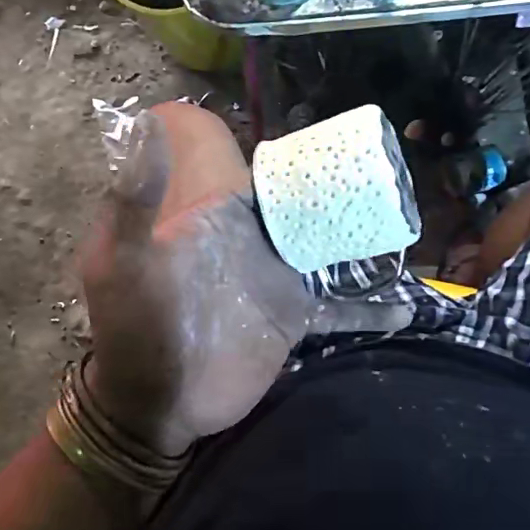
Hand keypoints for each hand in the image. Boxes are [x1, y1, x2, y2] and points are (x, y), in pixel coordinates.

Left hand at [79, 102, 413, 456]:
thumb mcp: (121, 262)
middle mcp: (251, 242)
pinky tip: (407, 305)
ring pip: (329, 248)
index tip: (344, 144)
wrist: (151, 404)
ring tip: (409, 222)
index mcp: (214, 219)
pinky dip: (370, 307)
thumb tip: (145, 125)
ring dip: (365, 237)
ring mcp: (275, 281)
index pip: (261, 174)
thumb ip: (134, 200)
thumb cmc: (131, 330)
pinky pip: (338, 307)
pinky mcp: (292, 320)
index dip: (296, 158)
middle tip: (398, 178)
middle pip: (306, 206)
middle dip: (347, 190)